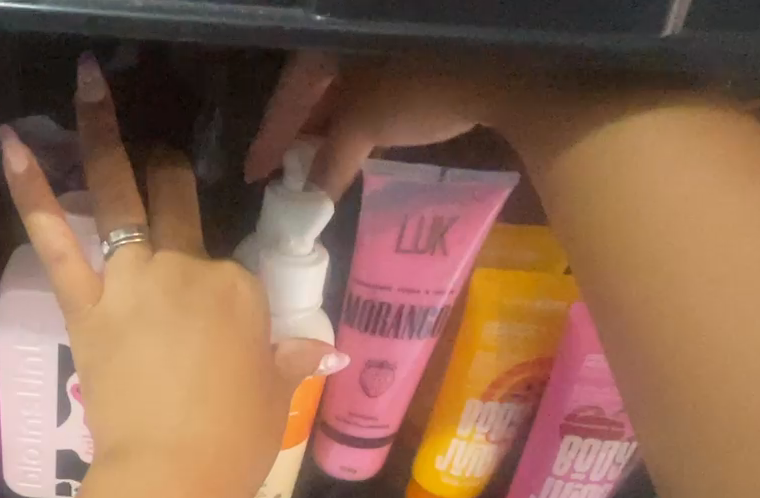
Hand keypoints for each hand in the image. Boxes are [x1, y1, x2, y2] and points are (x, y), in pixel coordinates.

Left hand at [0, 54, 341, 497]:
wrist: (174, 476)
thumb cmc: (234, 444)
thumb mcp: (275, 397)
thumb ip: (291, 360)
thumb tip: (320, 348)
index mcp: (241, 289)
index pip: (230, 269)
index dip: (221, 292)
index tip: (215, 325)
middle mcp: (187, 268)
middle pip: (178, 203)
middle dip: (170, 177)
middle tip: (163, 165)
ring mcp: (133, 280)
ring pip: (118, 196)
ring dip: (103, 135)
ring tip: (89, 83)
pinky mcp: (88, 305)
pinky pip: (56, 238)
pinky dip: (33, 191)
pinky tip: (10, 144)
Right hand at [244, 53, 490, 196]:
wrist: (506, 69)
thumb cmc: (422, 89)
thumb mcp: (366, 127)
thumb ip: (329, 162)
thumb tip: (307, 201)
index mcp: (334, 40)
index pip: (290, 93)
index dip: (270, 138)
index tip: (253, 175)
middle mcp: (356, 35)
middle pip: (315, 90)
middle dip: (298, 135)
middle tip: (282, 175)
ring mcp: (391, 44)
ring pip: (345, 93)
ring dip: (328, 132)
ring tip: (315, 170)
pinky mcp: (421, 59)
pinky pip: (374, 93)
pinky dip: (360, 124)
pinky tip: (355, 149)